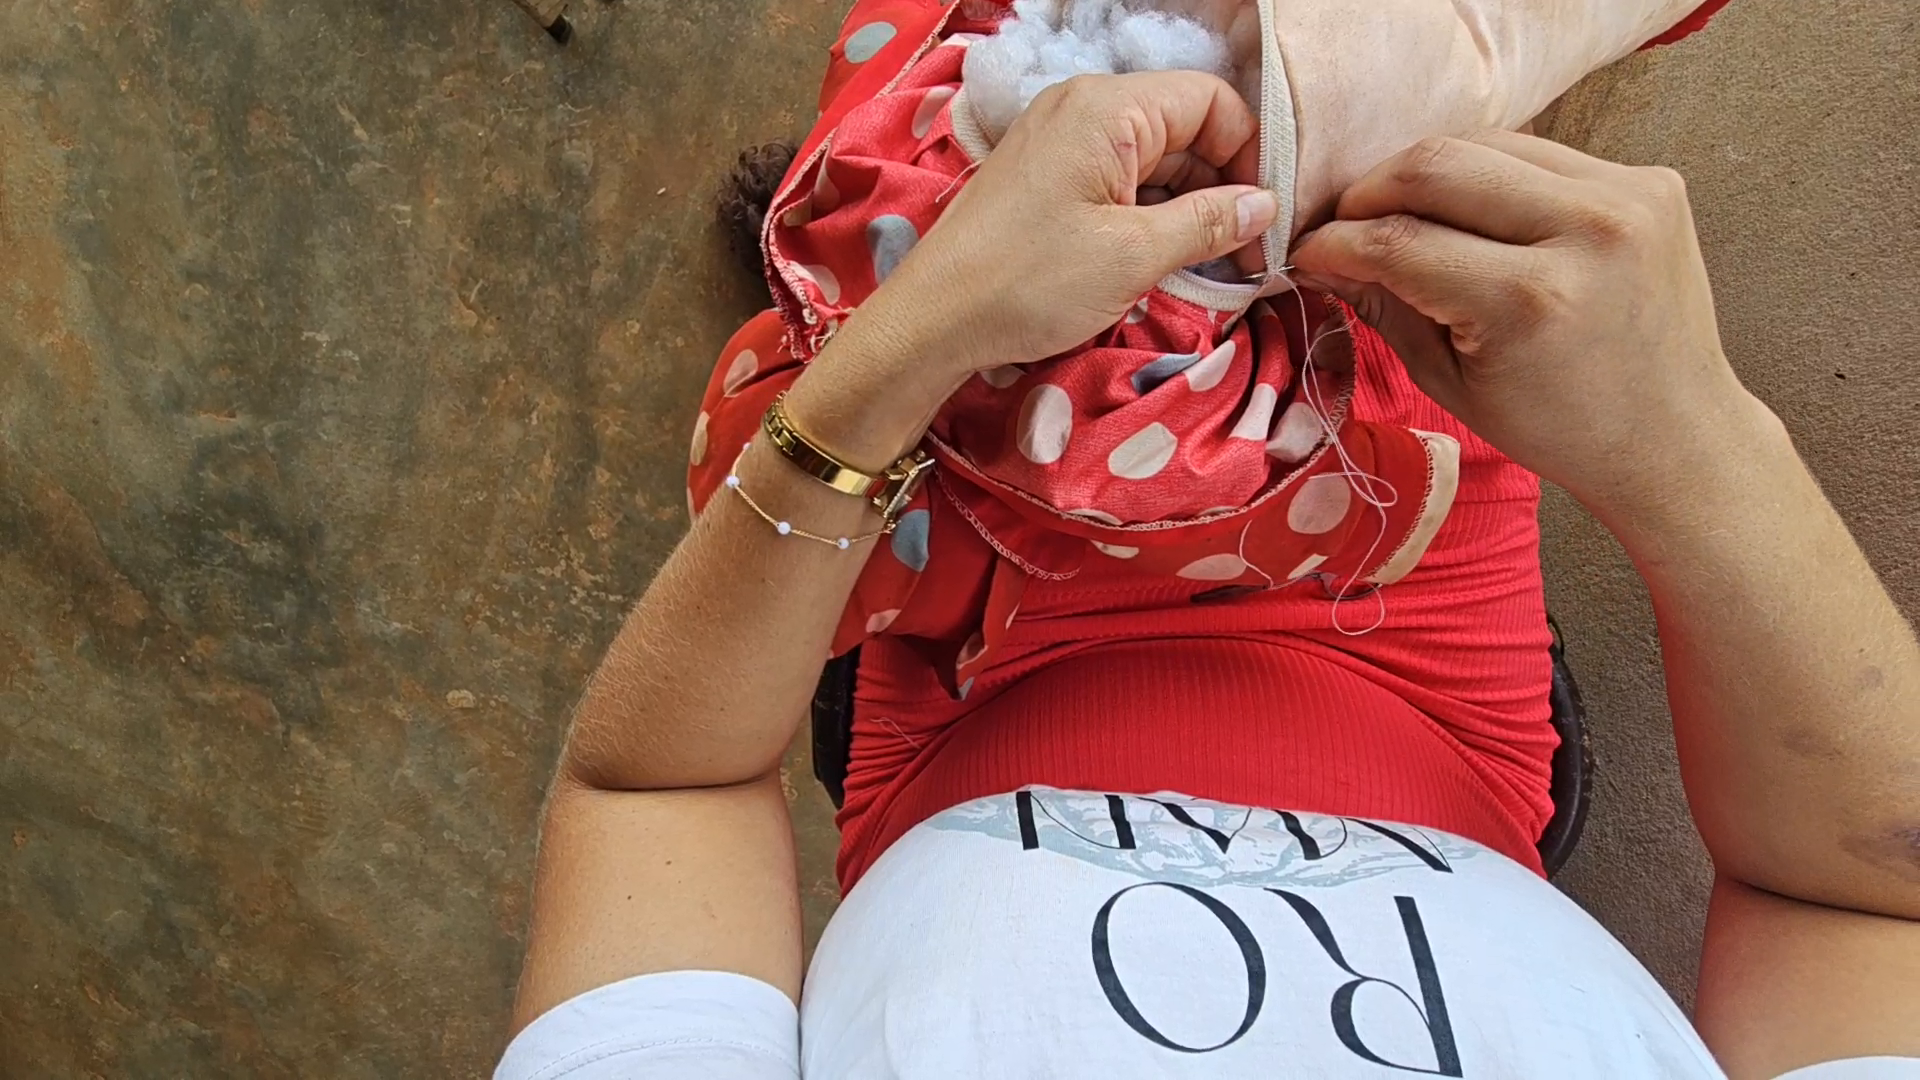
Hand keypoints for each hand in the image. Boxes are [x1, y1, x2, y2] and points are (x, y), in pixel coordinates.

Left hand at [863, 70, 1278, 371]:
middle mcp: (1081, 112)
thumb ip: (1205, 224)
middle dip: (1217, 188)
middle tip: (1242, 254)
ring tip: (1204, 265)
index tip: (1265, 220)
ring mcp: (1055, 148)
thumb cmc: (1030, 284)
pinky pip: (1109, 187)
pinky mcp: (1040, 186)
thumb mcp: (1131, 257)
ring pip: (1146, 165)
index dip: (1250, 157)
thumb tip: (1263, 207)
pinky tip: (1155, 259)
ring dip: (1180, 210)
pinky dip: (1140, 219)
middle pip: (1180, 131)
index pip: (1212, 103)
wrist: (934, 322)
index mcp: (1108, 108)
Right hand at [1289, 130, 1773, 523]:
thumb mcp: (1443, 378)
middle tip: (1337, 227)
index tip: (1300, 254)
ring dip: (1416, 176)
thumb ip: (1383, 306)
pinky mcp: (1646, 176)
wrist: (1669, 429)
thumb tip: (1321, 263)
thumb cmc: (1546, 425)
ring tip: (1386, 217)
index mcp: (1527, 300)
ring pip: (1482, 143)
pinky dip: (1473, 175)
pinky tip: (1451, 211)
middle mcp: (1586, 226)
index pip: (1398, 241)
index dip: (1333, 243)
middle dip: (1365, 192)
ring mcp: (1627, 190)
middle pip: (1437, 165)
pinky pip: (1530, 152)